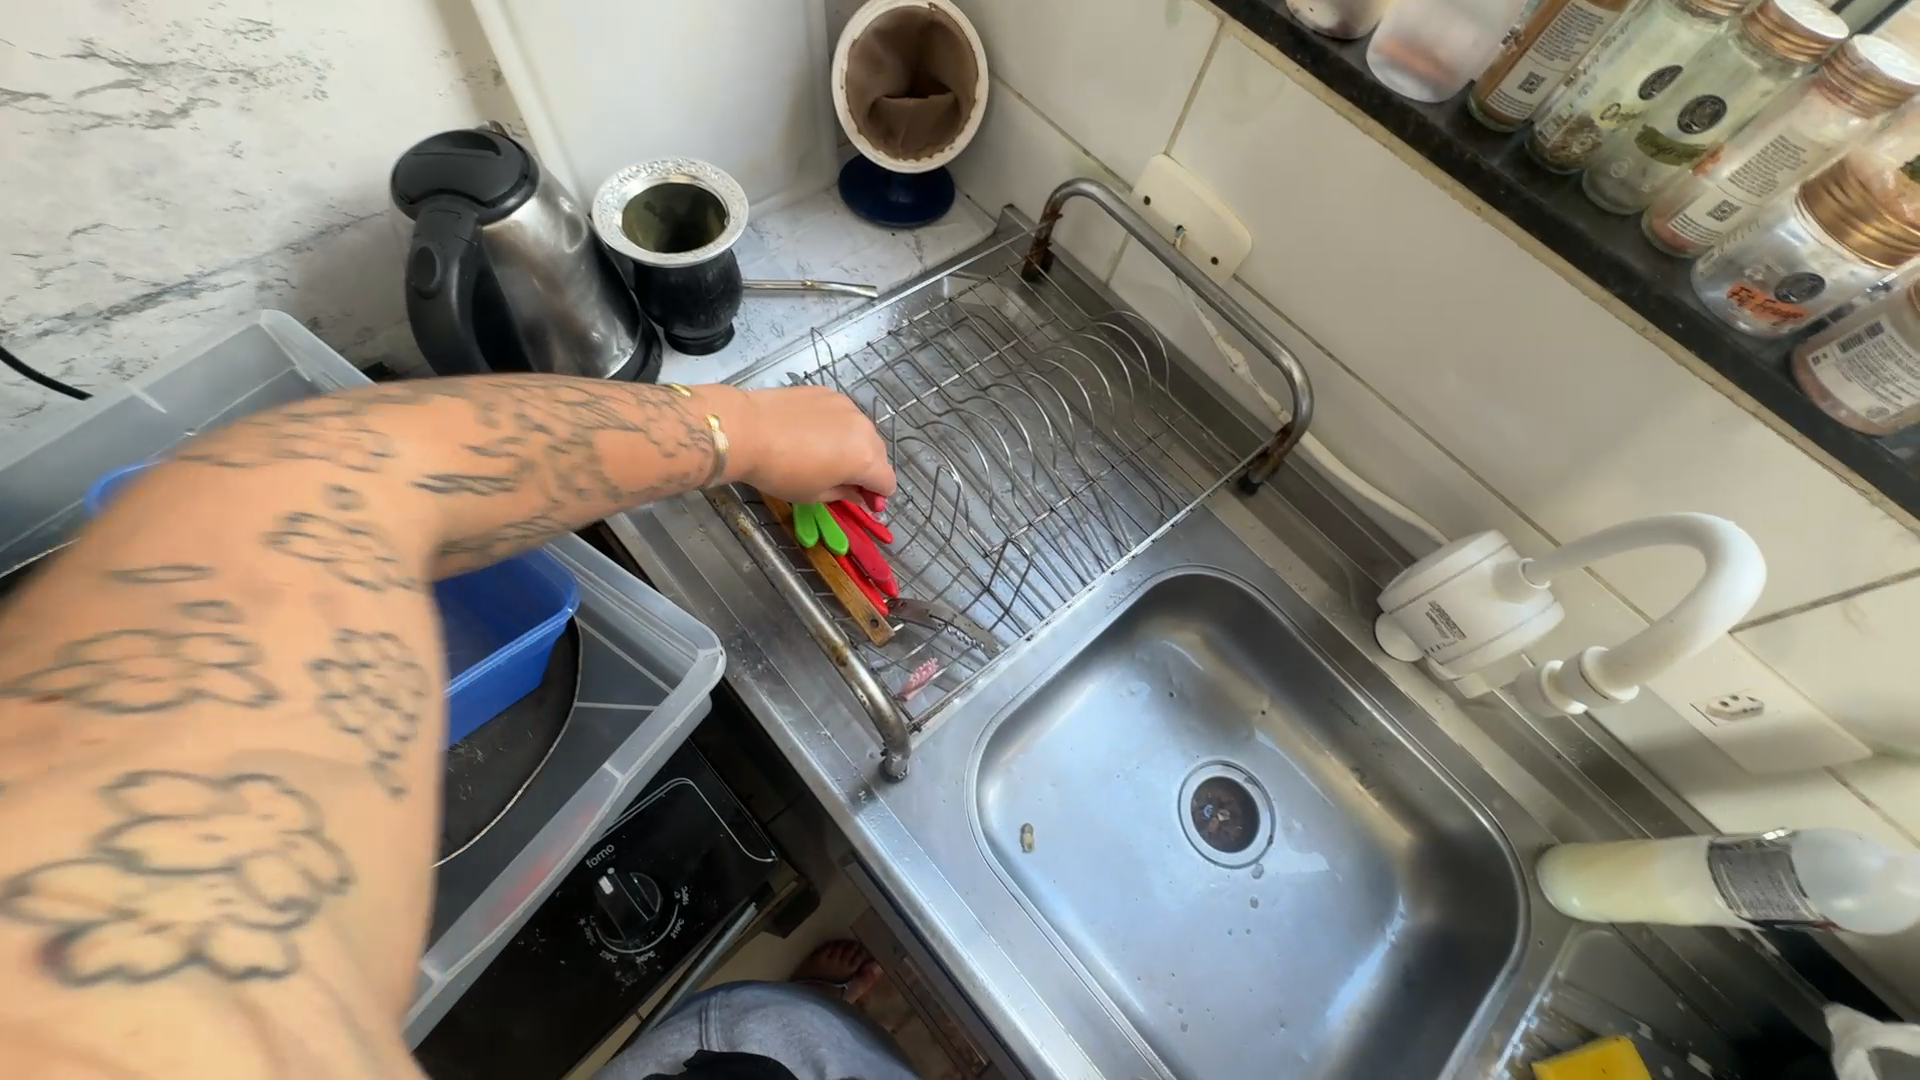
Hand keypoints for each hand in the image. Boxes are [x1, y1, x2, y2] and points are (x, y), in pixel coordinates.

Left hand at [717, 384, 895, 504]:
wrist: (747, 429)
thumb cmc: (781, 471)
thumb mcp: (815, 494)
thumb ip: (845, 494)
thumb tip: (859, 493)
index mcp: (866, 459)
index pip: (887, 481)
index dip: (879, 496)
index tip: (865, 503)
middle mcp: (864, 429)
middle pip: (878, 455)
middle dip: (869, 471)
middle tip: (848, 482)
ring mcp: (846, 406)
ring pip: (862, 432)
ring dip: (854, 447)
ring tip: (829, 456)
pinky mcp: (827, 393)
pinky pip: (843, 415)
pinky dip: (838, 428)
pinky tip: (815, 434)